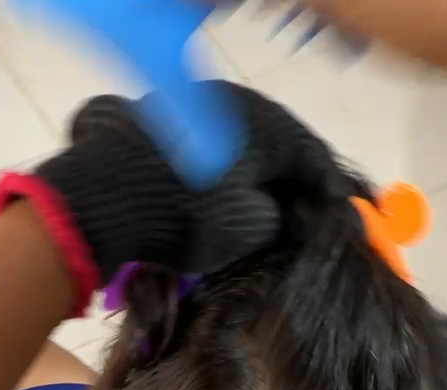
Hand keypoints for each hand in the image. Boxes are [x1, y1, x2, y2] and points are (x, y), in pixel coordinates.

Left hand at [0, 82, 341, 307]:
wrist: (105, 200)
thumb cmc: (189, 217)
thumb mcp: (249, 230)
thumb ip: (276, 219)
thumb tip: (279, 212)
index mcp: (266, 124)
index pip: (310, 156)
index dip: (328, 189)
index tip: (340, 212)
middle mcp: (229, 101)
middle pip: (269, 140)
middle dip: (284, 174)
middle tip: (296, 204)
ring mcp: (183, 103)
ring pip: (227, 137)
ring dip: (241, 165)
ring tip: (247, 196)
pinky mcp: (144, 117)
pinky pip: (188, 141)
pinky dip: (202, 163)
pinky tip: (198, 183)